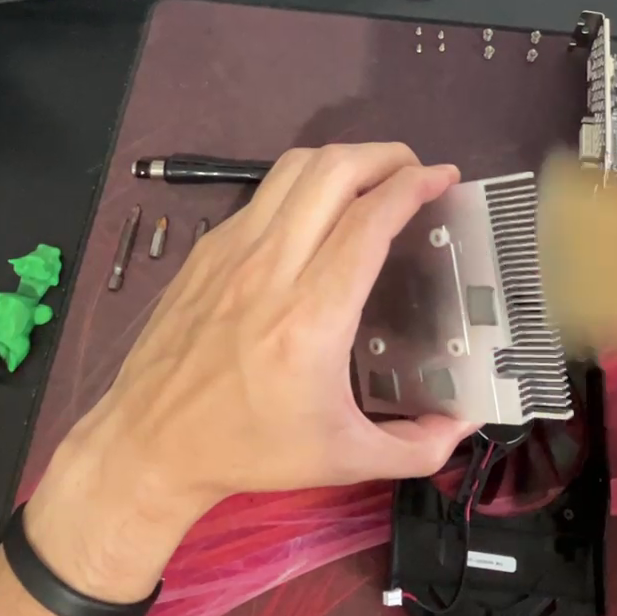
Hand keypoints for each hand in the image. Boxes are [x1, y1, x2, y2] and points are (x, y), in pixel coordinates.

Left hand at [26, 144, 476, 600]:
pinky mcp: (208, 249)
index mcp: (312, 317)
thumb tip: (465, 424)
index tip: (443, 179)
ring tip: (373, 176)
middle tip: (414, 171)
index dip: (413, 186)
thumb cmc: (250, 448)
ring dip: (345, 158)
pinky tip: (320, 211)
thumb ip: (418, 448)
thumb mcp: (345, 460)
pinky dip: (305, 184)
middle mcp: (271, 269)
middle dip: (385, 155)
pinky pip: (265, 193)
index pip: (369, 221)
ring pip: (295, 168)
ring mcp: (232, 251)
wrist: (151, 443)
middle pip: (333, 172)